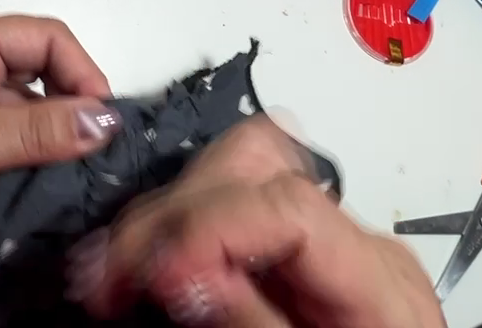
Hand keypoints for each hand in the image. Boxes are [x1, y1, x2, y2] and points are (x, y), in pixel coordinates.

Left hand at [0, 15, 122, 256]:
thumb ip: (31, 130)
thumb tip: (104, 119)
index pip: (43, 36)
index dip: (81, 71)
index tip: (103, 122)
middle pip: (39, 64)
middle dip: (72, 98)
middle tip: (95, 149)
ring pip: (26, 98)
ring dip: (53, 125)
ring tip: (77, 165)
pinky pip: (7, 126)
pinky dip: (30, 145)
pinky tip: (44, 172)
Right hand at [70, 114, 443, 327]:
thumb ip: (255, 324)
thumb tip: (181, 273)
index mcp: (377, 277)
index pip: (289, 207)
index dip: (211, 228)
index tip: (154, 276)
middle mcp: (346, 234)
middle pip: (249, 168)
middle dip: (166, 214)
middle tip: (104, 276)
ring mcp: (315, 234)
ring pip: (224, 169)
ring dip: (157, 214)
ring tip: (108, 268)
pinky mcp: (284, 249)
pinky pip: (218, 204)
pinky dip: (169, 227)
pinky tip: (135, 260)